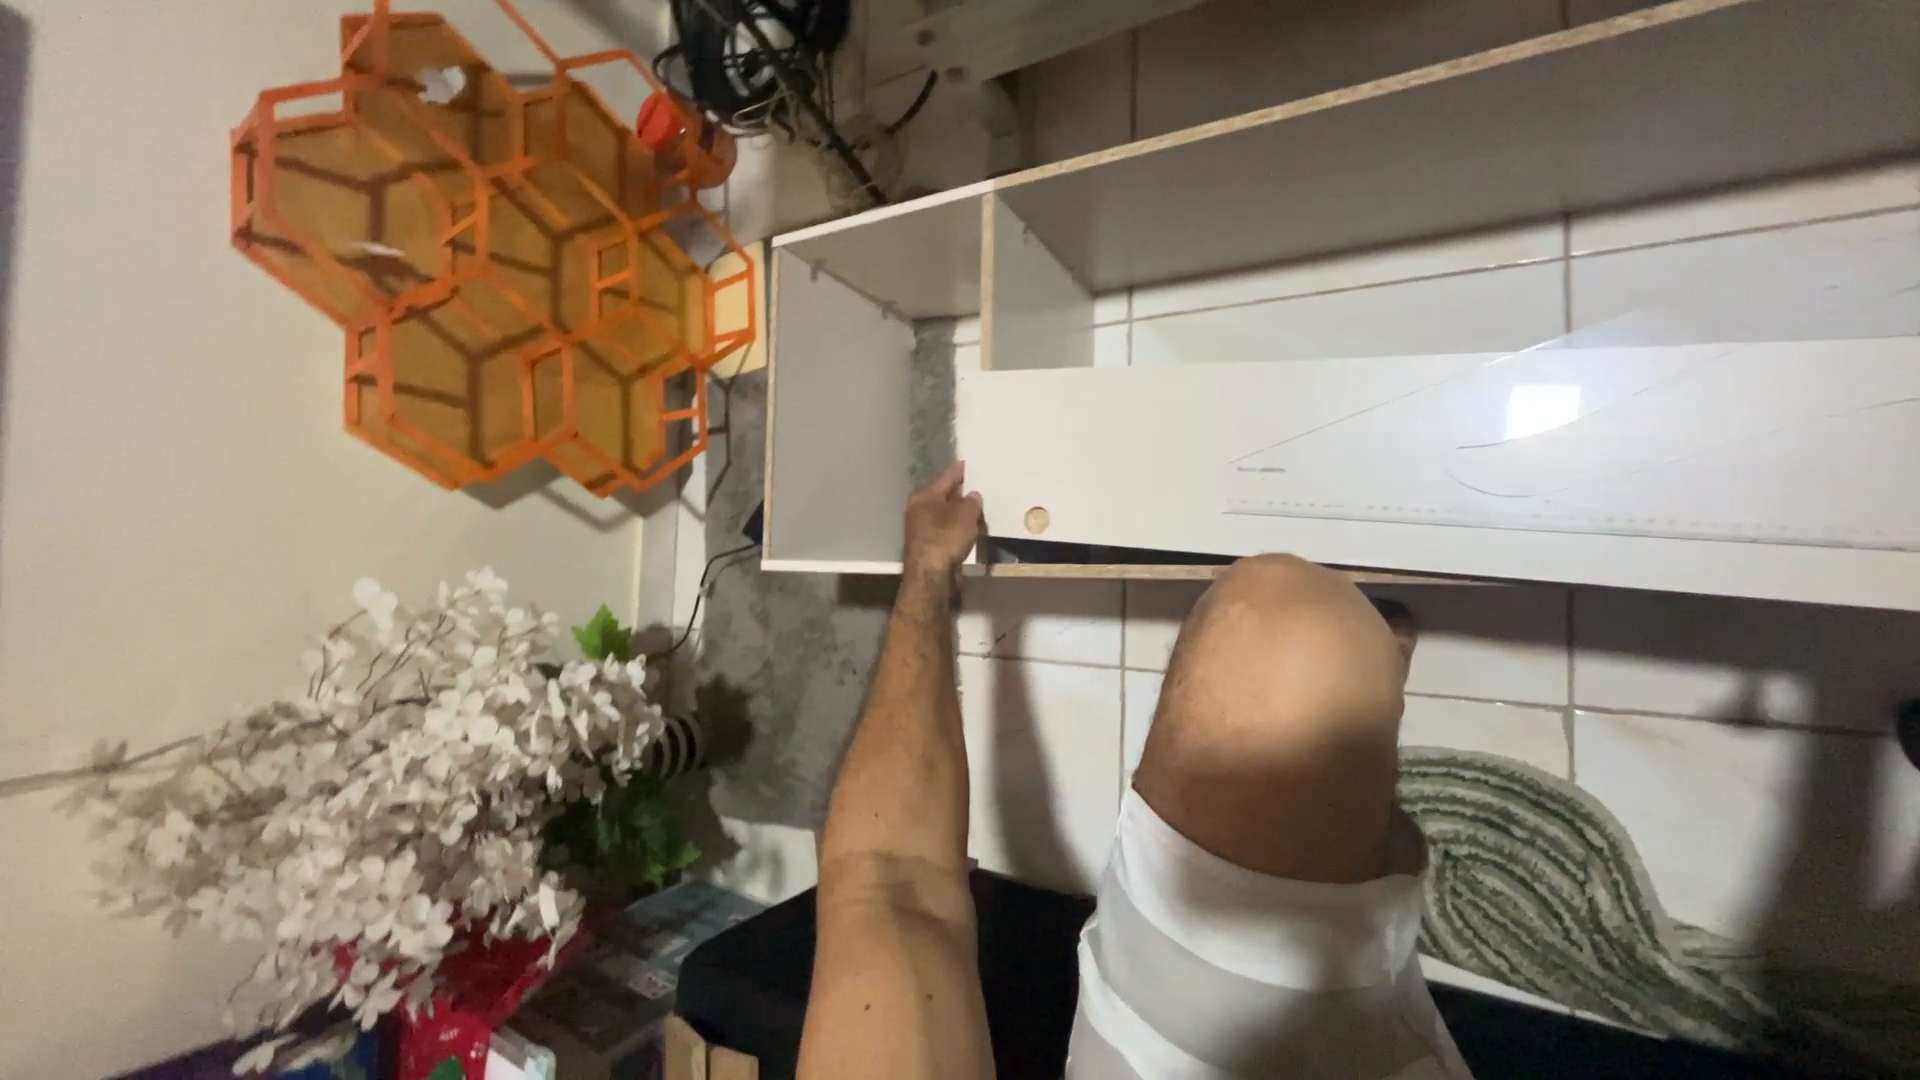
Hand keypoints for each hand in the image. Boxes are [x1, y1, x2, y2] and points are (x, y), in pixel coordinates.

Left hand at [903, 461, 982, 578]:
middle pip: (943, 495)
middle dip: (960, 491)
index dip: (960, 470)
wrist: (930, 576)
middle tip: (979, 484)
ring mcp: (921, 529)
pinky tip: (969, 527)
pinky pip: (945, 528)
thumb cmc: (946, 539)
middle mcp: (919, 510)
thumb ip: (971, 502)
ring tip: (978, 506)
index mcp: (924, 497)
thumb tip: (972, 495)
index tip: (971, 463)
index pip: (946, 477)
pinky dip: (956, 526)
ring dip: (959, 510)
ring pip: (944, 513)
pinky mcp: (927, 545)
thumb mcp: (965, 516)